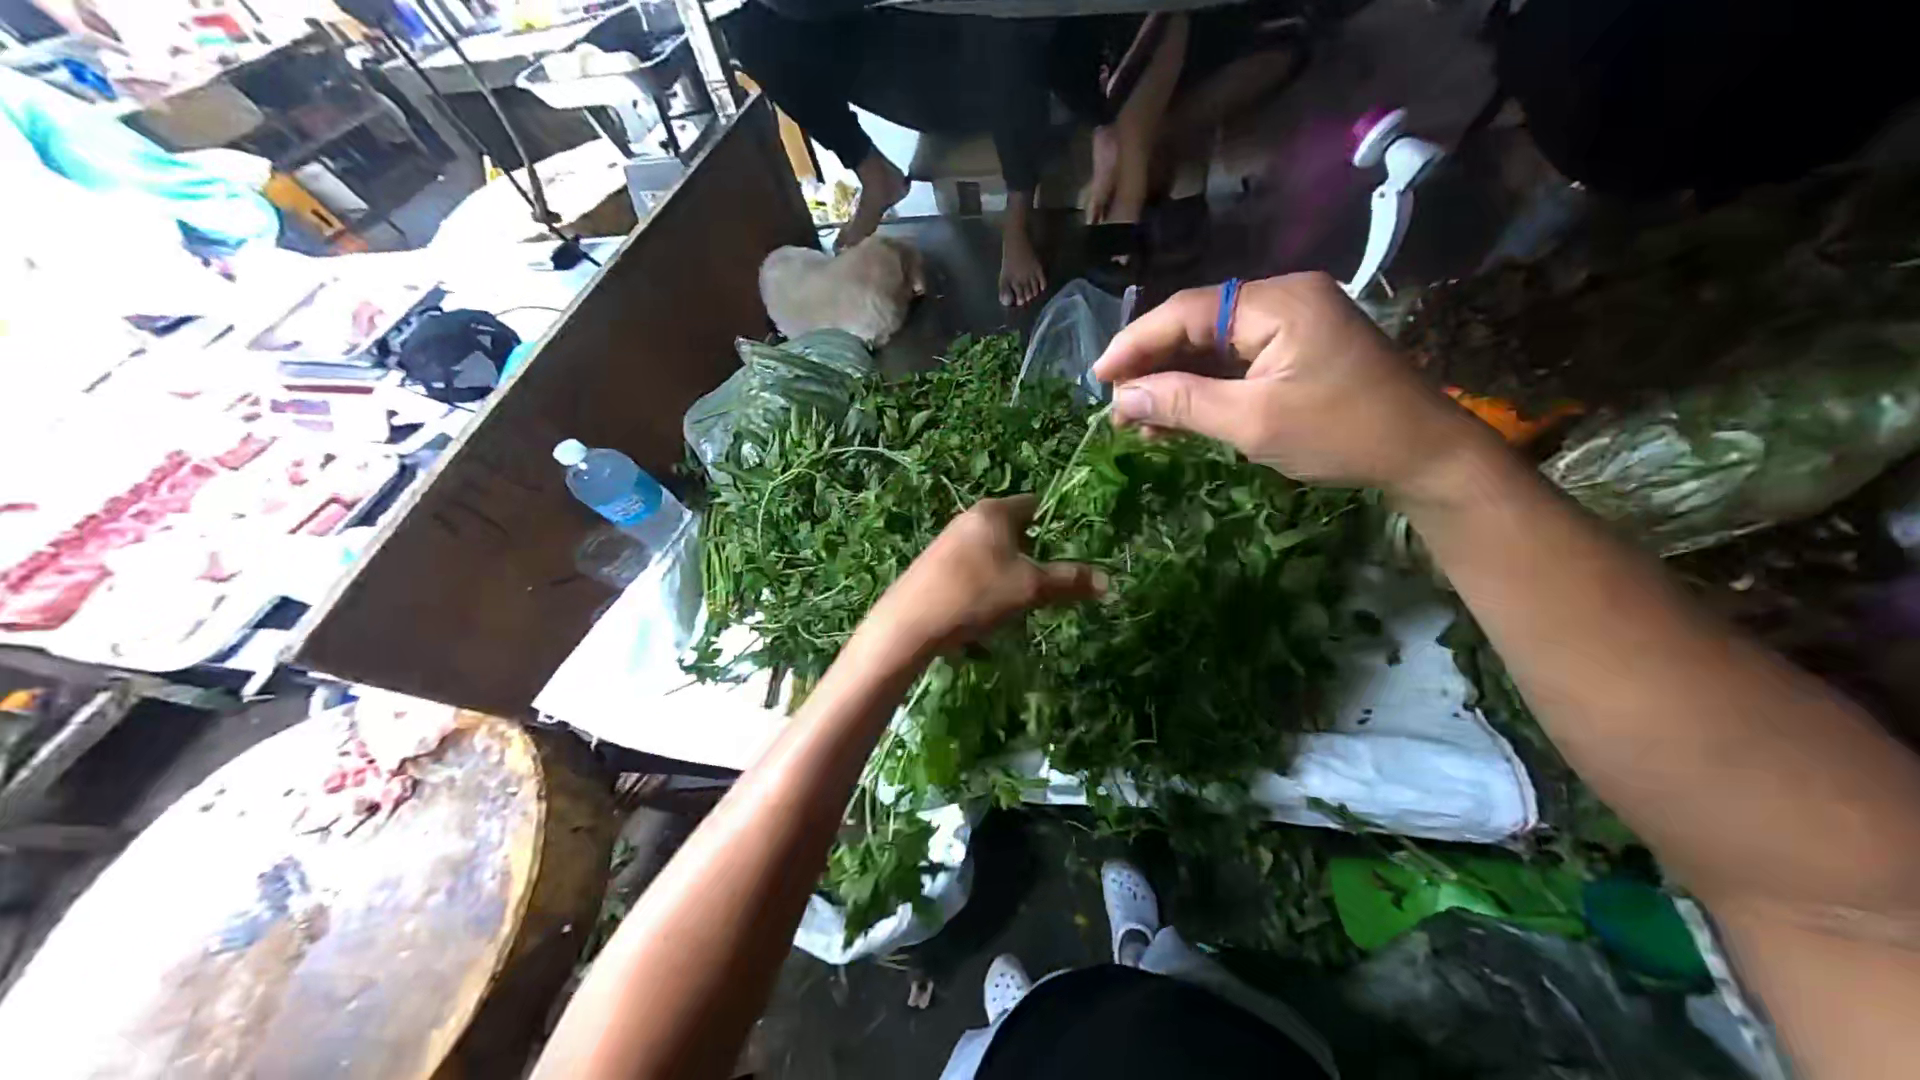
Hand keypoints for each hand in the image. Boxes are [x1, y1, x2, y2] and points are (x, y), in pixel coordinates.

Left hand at [862, 495, 1104, 656]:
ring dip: (1012, 573)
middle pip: (1016, 529)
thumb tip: (1109, 581)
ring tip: (1023, 601)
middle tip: (1054, 581)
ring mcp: (948, 542)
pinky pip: (975, 568)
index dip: (1060, 522)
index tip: (1076, 546)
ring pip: (994, 552)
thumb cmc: (975, 593)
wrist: (909, 623)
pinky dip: (989, 584)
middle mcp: (969, 518)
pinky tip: (989, 611)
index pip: (1037, 504)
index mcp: (993, 512)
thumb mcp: (1030, 588)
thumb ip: (1069, 581)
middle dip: (1036, 554)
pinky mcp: (935, 566)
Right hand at [1091, 272, 1493, 498]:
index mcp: (1278, 302)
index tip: (1099, 377)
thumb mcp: (1254, 421)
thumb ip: (1183, 403)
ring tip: (1137, 422)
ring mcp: (1288, 326)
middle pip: (1195, 325)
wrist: (1423, 456)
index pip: (1186, 312)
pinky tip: (1172, 419)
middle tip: (1116, 406)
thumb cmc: (1342, 433)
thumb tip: (1122, 398)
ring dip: (1172, 383)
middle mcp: (1281, 300)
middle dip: (1151, 367)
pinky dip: (1201, 391)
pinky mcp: (1292, 352)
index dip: (1136, 343)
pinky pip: (1232, 364)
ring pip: (1209, 348)